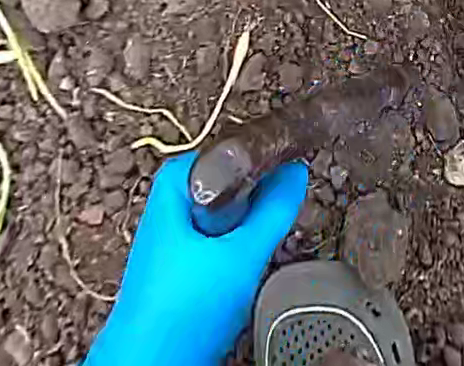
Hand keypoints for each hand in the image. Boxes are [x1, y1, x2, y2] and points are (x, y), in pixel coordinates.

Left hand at [83, 152, 306, 365]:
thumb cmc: (181, 314)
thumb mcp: (244, 253)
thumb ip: (275, 208)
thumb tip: (296, 172)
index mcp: (172, 191)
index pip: (222, 148)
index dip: (256, 153)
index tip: (284, 162)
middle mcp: (167, 208)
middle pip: (226, 177)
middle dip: (255, 188)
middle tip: (275, 202)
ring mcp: (171, 235)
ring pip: (224, 206)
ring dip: (248, 216)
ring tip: (260, 234)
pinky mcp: (178, 261)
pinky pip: (217, 231)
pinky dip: (236, 237)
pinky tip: (245, 257)